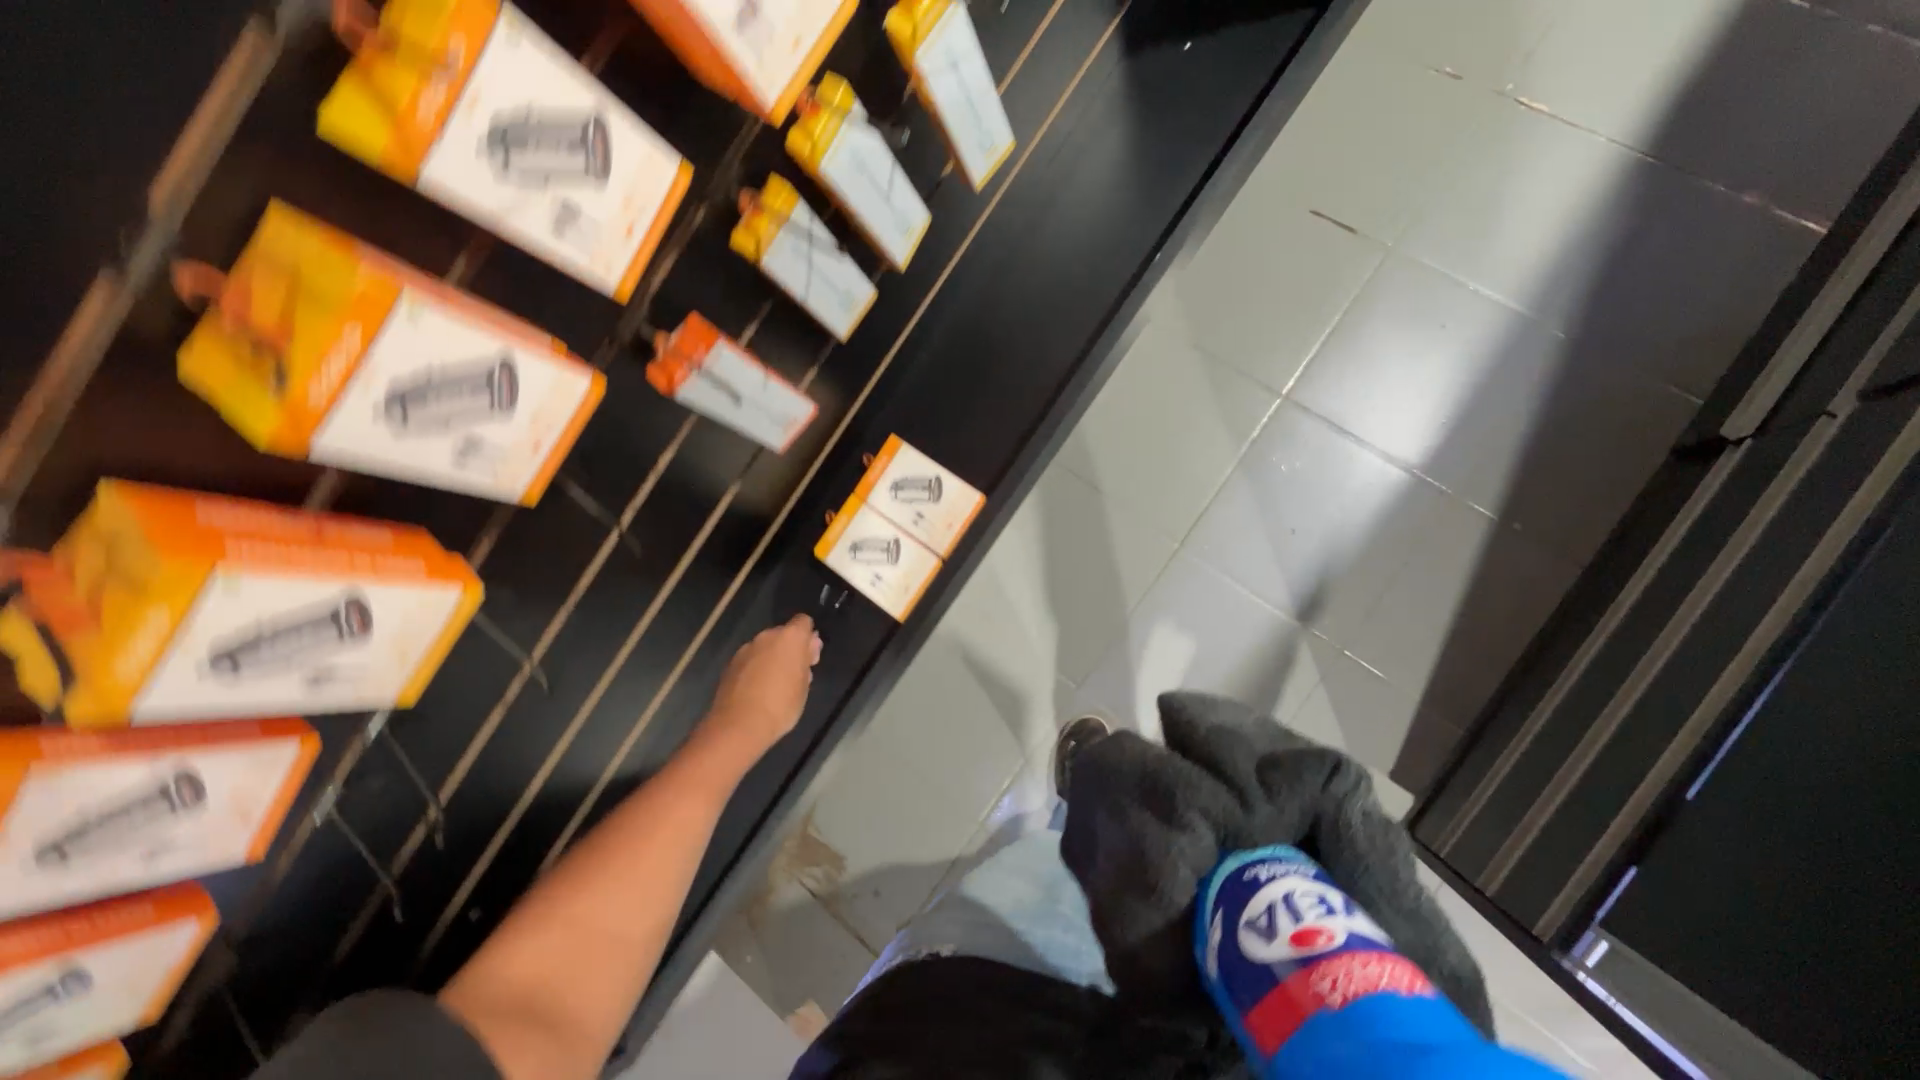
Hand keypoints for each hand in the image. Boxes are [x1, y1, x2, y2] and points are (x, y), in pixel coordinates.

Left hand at [699, 614, 821, 764]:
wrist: (739, 725)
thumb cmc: (781, 705)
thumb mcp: (804, 685)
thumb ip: (806, 660)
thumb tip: (810, 647)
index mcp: (789, 637)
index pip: (803, 622)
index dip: (808, 637)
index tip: (810, 657)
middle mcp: (766, 637)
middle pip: (783, 634)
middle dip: (790, 649)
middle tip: (795, 674)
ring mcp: (746, 649)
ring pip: (765, 647)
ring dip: (771, 658)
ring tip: (775, 685)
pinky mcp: (731, 664)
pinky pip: (750, 660)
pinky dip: (756, 668)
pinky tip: (758, 690)